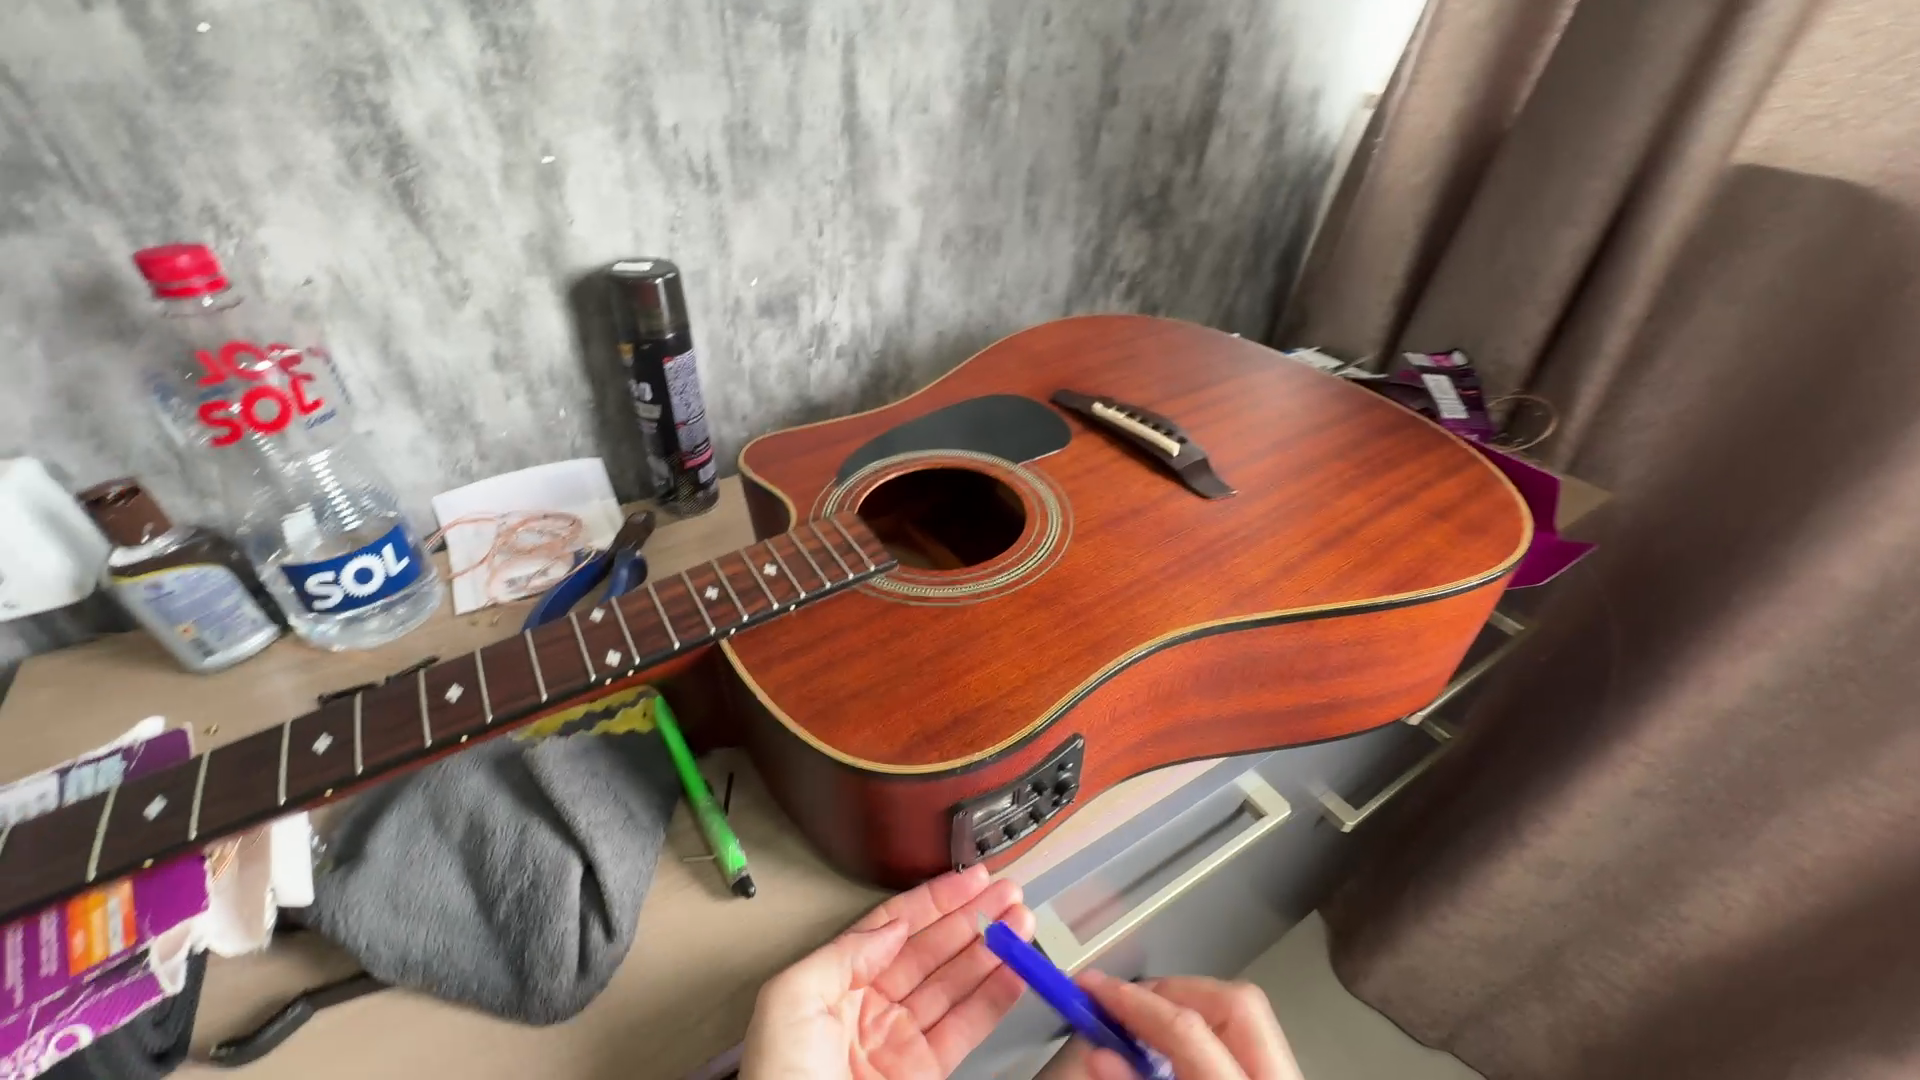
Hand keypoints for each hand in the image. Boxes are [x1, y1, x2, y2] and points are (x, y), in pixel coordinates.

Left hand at [742, 865, 1036, 1079]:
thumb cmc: (778, 1079)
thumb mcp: (790, 1000)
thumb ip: (843, 953)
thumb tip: (891, 925)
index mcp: (837, 982)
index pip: (896, 927)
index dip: (936, 900)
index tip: (970, 879)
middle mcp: (872, 1006)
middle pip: (932, 949)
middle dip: (973, 918)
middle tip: (1007, 894)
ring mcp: (900, 1040)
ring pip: (956, 984)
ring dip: (992, 952)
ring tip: (1021, 925)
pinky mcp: (924, 1075)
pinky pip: (966, 1029)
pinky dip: (994, 999)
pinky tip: (1014, 975)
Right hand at [1037, 971, 1302, 1079]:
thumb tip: (1100, 1054)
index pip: (1188, 1032)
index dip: (1133, 1003)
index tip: (1093, 990)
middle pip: (1235, 1005)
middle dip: (1172, 990)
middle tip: (1123, 1002)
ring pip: (1247, 1020)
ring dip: (1191, 1009)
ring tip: (1144, 1028)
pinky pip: (1248, 1049)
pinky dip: (1209, 1037)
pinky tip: (1176, 1060)